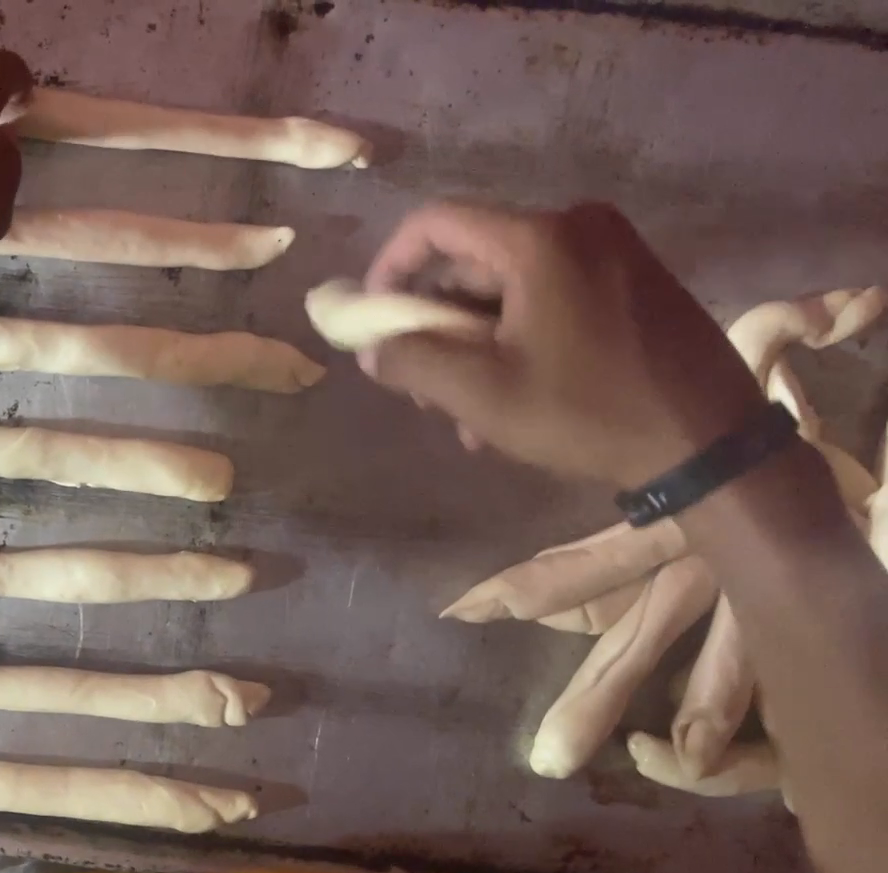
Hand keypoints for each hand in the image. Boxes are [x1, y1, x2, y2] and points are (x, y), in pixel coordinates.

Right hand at [361, 201, 767, 489]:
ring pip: (501, 289)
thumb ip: (409, 360)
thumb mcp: (477, 391)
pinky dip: (509, 342)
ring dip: (467, 345)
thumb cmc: (583, 409)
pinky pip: (541, 300)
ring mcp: (610, 255)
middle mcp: (577, 230)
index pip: (435, 224)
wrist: (706, 443)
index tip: (373, 316)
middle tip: (419, 383)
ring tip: (461, 408)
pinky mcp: (629, 284)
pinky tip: (504, 398)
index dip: (389, 266)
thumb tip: (372, 348)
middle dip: (432, 325)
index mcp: (539, 241)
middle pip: (468, 263)